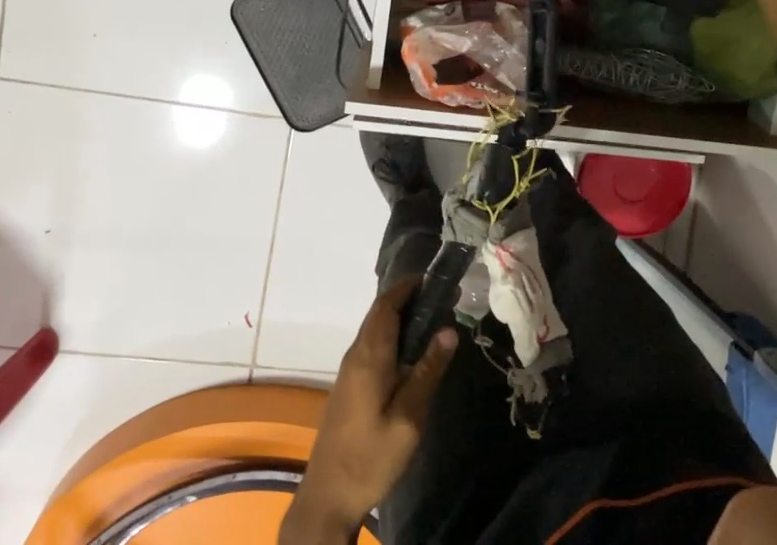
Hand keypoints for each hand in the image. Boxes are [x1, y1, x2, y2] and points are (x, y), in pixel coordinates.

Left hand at [282, 278, 458, 542]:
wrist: (328, 497)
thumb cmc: (371, 458)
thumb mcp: (409, 418)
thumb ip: (428, 372)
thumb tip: (449, 329)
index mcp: (368, 358)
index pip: (385, 306)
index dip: (407, 287)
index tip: (435, 278)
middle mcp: (355, 357)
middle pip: (380, 315)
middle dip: (409, 300)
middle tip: (445, 299)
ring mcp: (349, 374)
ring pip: (376, 332)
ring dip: (402, 320)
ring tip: (437, 321)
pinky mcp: (349, 389)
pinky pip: (373, 349)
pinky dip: (394, 339)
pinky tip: (414, 355)